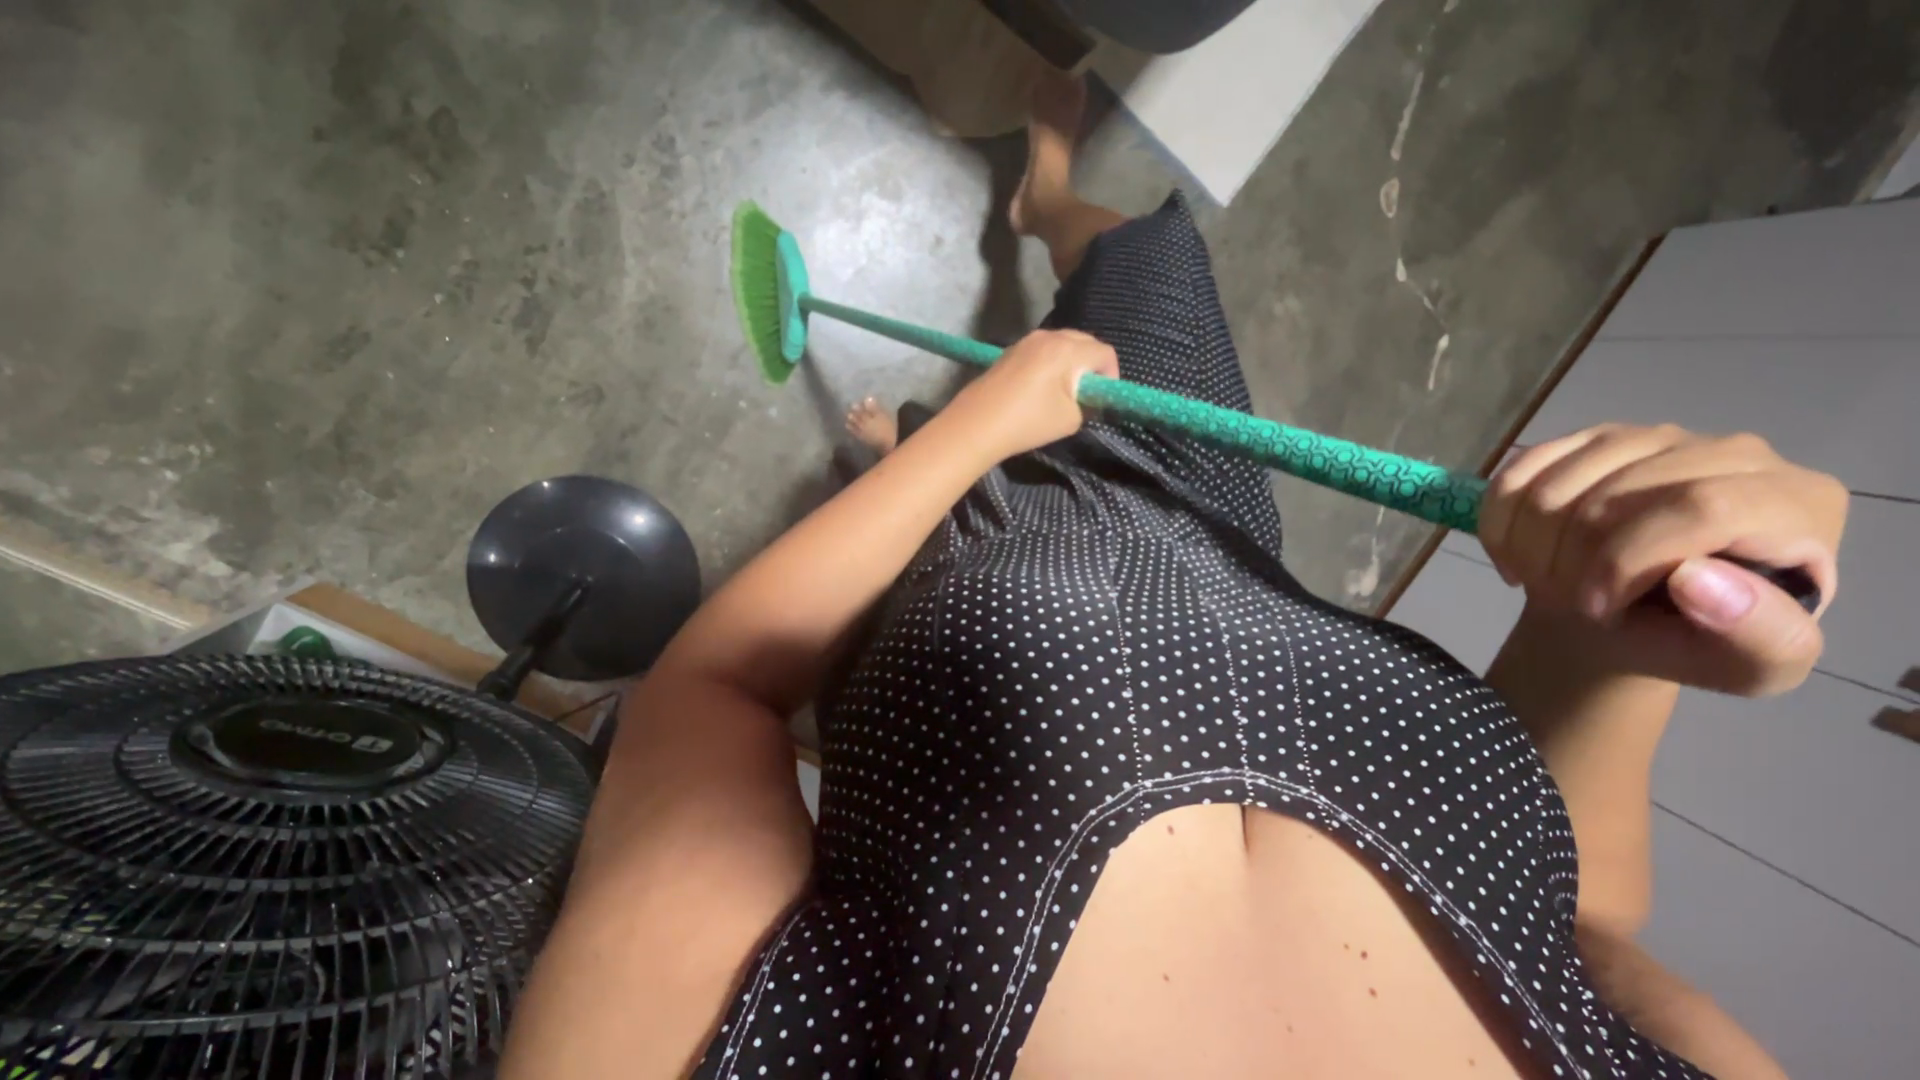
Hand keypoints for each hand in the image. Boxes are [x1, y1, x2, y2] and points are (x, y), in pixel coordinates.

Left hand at [943, 329, 1119, 459]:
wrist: (976, 424)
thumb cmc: (1028, 422)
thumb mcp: (1071, 419)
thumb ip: (1088, 404)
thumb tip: (1086, 398)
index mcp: (1067, 350)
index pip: (1105, 353)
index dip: (1111, 375)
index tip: (1103, 398)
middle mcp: (1048, 337)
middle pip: (1084, 341)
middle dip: (1092, 365)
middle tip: (1087, 394)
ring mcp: (1026, 341)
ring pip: (1062, 343)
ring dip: (1071, 362)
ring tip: (1064, 391)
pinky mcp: (1010, 351)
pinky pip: (1042, 350)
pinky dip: (1051, 363)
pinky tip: (1042, 388)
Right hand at [1479, 424, 1847, 696]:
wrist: (1631, 618)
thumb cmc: (1691, 641)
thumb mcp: (1751, 667)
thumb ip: (1762, 637)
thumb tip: (1697, 578)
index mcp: (1796, 503)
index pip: (1700, 507)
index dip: (1628, 559)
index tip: (1596, 609)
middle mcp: (1736, 452)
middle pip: (1619, 493)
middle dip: (1570, 558)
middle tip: (1566, 602)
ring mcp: (1658, 438)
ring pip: (1563, 479)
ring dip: (1530, 542)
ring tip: (1542, 580)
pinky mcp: (1595, 439)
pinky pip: (1525, 466)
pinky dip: (1501, 518)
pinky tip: (1516, 550)